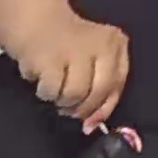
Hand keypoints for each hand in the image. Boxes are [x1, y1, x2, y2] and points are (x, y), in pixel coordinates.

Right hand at [8, 6, 128, 131]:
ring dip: (62, 101)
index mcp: (116, 45)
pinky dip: (46, 95)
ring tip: (57, 93)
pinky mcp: (52, 60)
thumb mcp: (92, 66)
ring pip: (75, 94)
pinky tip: (45, 85)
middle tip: (68, 108)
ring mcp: (77, 51)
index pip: (117, 84)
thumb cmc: (67, 53)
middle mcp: (101, 45)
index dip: (103, 109)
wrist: (41, 30)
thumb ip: (97, 92)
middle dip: (82, 108)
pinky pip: (52, 91)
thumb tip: (90, 127)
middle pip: (98, 91)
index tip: (89, 126)